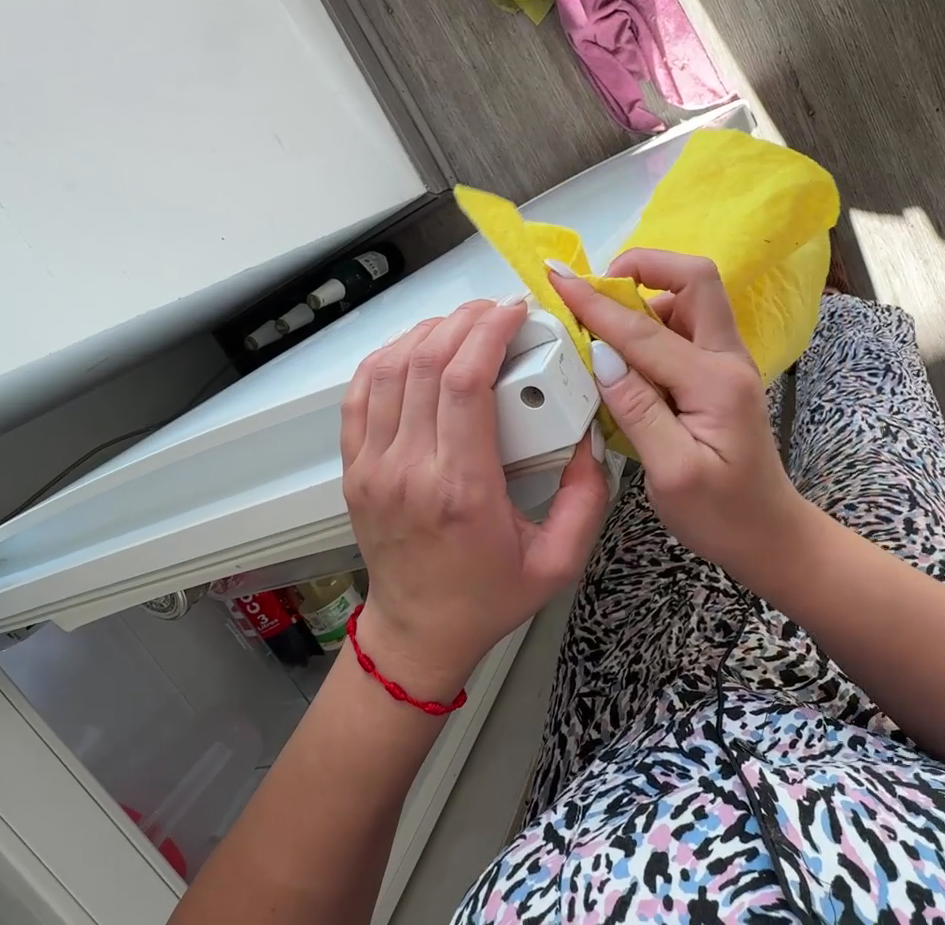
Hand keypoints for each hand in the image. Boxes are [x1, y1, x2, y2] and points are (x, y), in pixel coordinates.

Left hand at [341, 299, 609, 700]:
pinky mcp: (355, 469)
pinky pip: (359, 395)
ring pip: (388, 369)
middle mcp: (409, 471)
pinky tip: (414, 349)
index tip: (513, 312)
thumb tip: (589, 437)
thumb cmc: (487, 598)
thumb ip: (587, 498)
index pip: (465, 382)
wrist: (419, 632)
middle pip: (426, 363)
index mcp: (462, 490)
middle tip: (494, 312)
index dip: (489, 332)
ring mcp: (373, 468)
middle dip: (463, 321)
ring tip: (460, 325)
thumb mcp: (559, 561)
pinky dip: (385, 360)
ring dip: (425, 333)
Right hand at [550, 250, 813, 570]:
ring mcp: (727, 365)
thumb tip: (602, 357)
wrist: (769, 535)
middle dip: (644, 267)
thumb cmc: (721, 516)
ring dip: (648, 295)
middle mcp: (728, 360)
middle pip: (696, 279)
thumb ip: (638, 410)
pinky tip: (626, 350)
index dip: (597, 304)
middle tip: (597, 288)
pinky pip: (686, 327)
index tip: (559, 280)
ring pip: (691, 299)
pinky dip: (652, 321)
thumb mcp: (672, 473)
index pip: (645, 330)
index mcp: (716, 383)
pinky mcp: (719, 375)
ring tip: (604, 322)